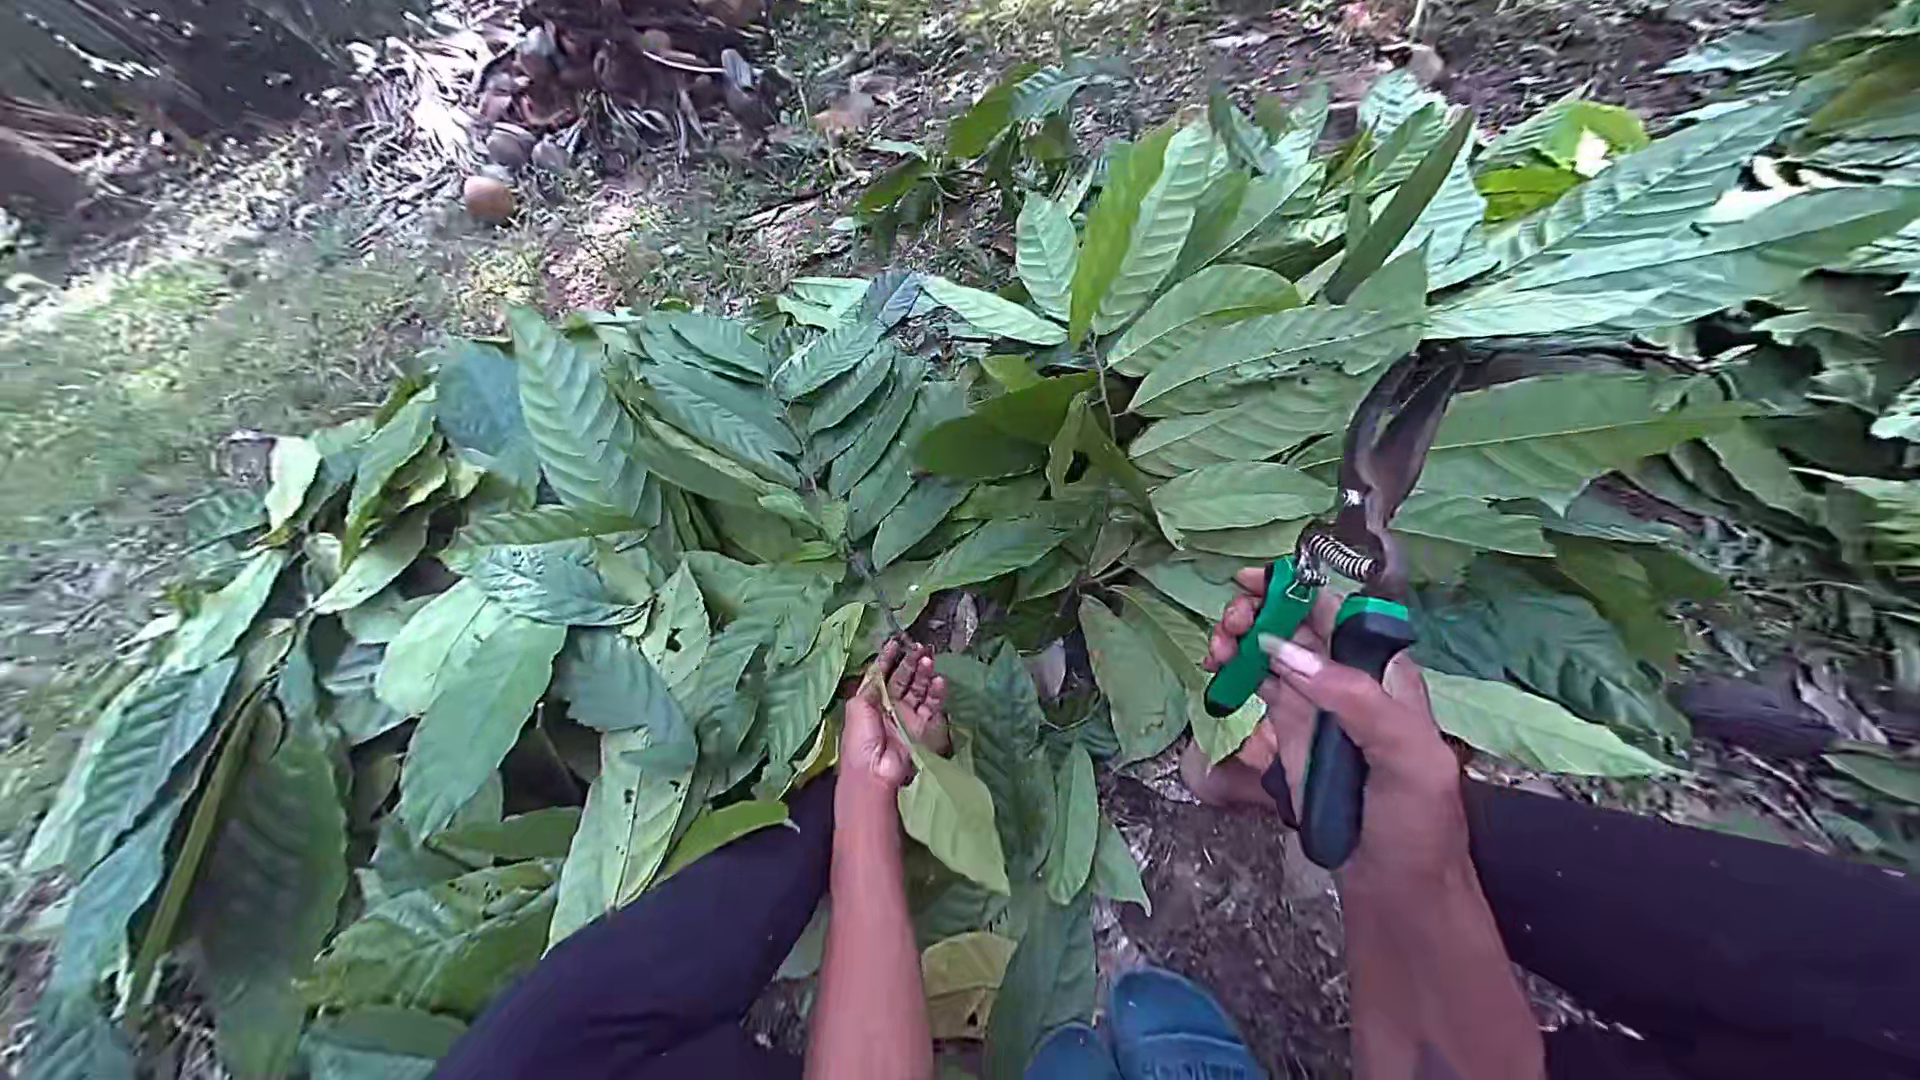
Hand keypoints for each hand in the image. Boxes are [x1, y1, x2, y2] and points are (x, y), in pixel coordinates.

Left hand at [839, 639, 948, 797]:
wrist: (874, 772)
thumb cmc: (860, 740)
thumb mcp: (857, 708)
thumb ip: (869, 686)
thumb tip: (879, 671)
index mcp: (871, 700)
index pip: (882, 673)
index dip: (888, 657)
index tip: (896, 642)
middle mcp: (890, 705)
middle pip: (903, 678)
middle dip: (911, 662)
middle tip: (919, 648)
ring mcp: (907, 716)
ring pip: (918, 689)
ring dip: (924, 673)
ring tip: (929, 660)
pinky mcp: (921, 726)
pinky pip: (931, 705)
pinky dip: (936, 692)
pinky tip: (938, 680)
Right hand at [1193, 568, 1466, 886]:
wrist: (1392, 882)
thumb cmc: (1413, 819)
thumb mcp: (1405, 757)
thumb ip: (1353, 699)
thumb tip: (1283, 650)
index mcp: (1380, 671)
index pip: (1336, 611)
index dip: (1295, 587)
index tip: (1252, 581)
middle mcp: (1344, 676)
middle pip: (1293, 623)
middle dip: (1257, 611)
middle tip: (1229, 622)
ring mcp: (1312, 699)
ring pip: (1268, 648)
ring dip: (1238, 637)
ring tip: (1215, 648)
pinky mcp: (1286, 723)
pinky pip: (1254, 680)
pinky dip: (1231, 667)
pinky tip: (1216, 668)